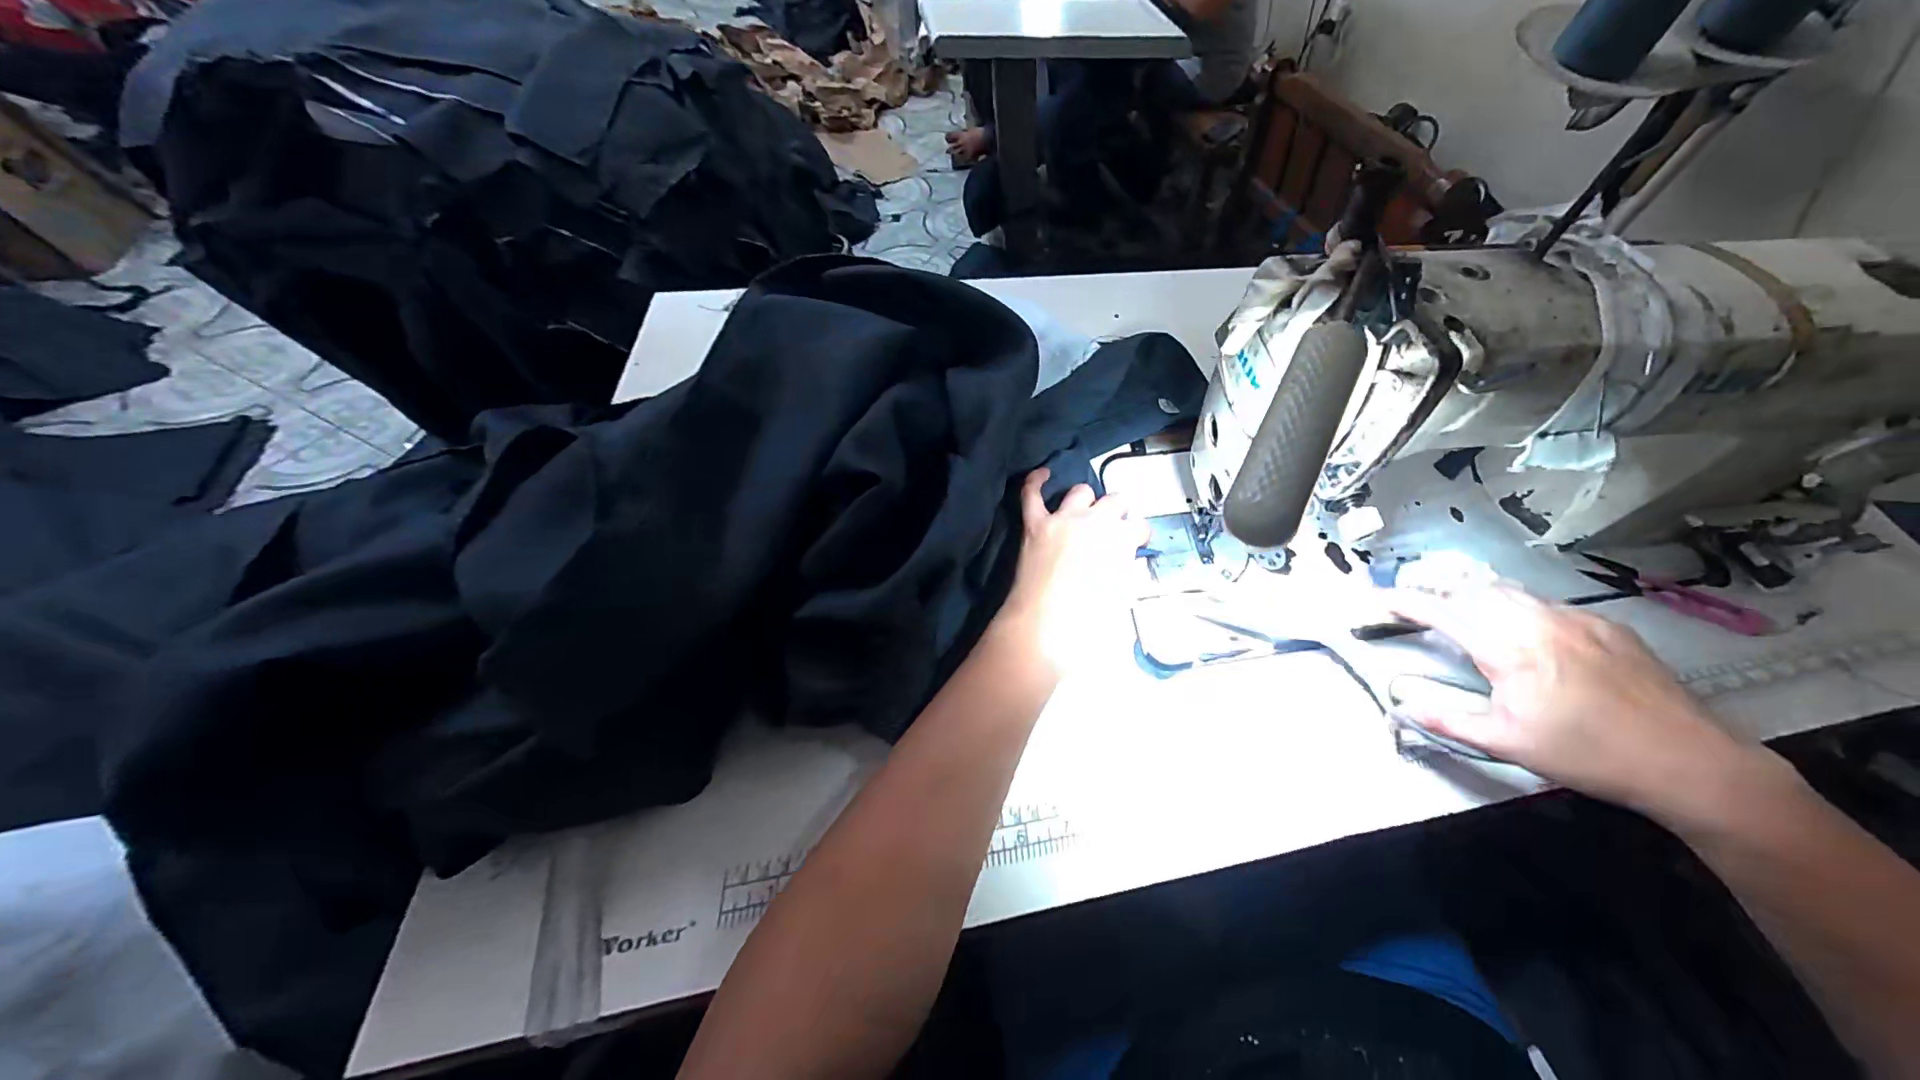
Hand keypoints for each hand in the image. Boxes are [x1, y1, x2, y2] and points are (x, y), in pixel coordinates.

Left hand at [995, 468, 1148, 673]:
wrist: (1043, 624)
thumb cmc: (1088, 618)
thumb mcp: (1122, 596)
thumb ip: (1129, 572)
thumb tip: (1128, 562)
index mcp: (1121, 539)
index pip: (1140, 525)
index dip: (1138, 534)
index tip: (1134, 543)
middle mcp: (1095, 521)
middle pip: (1115, 500)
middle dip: (1118, 512)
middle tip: (1112, 527)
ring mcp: (1063, 519)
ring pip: (1081, 492)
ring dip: (1086, 500)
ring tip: (1086, 511)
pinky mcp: (1035, 524)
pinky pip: (1032, 493)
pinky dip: (1036, 481)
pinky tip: (1043, 475)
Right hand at [1384, 583, 1777, 819]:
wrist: (1689, 763)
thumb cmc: (1587, 755)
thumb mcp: (1506, 744)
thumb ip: (1448, 720)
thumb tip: (1403, 706)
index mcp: (1508, 648)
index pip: (1441, 611)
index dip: (1404, 601)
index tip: (1378, 597)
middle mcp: (1539, 621)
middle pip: (1474, 587)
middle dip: (1439, 589)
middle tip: (1418, 602)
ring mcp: (1577, 619)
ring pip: (1512, 590)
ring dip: (1477, 594)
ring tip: (1463, 609)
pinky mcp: (1608, 625)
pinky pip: (1548, 604)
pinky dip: (1519, 607)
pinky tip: (1525, 631)